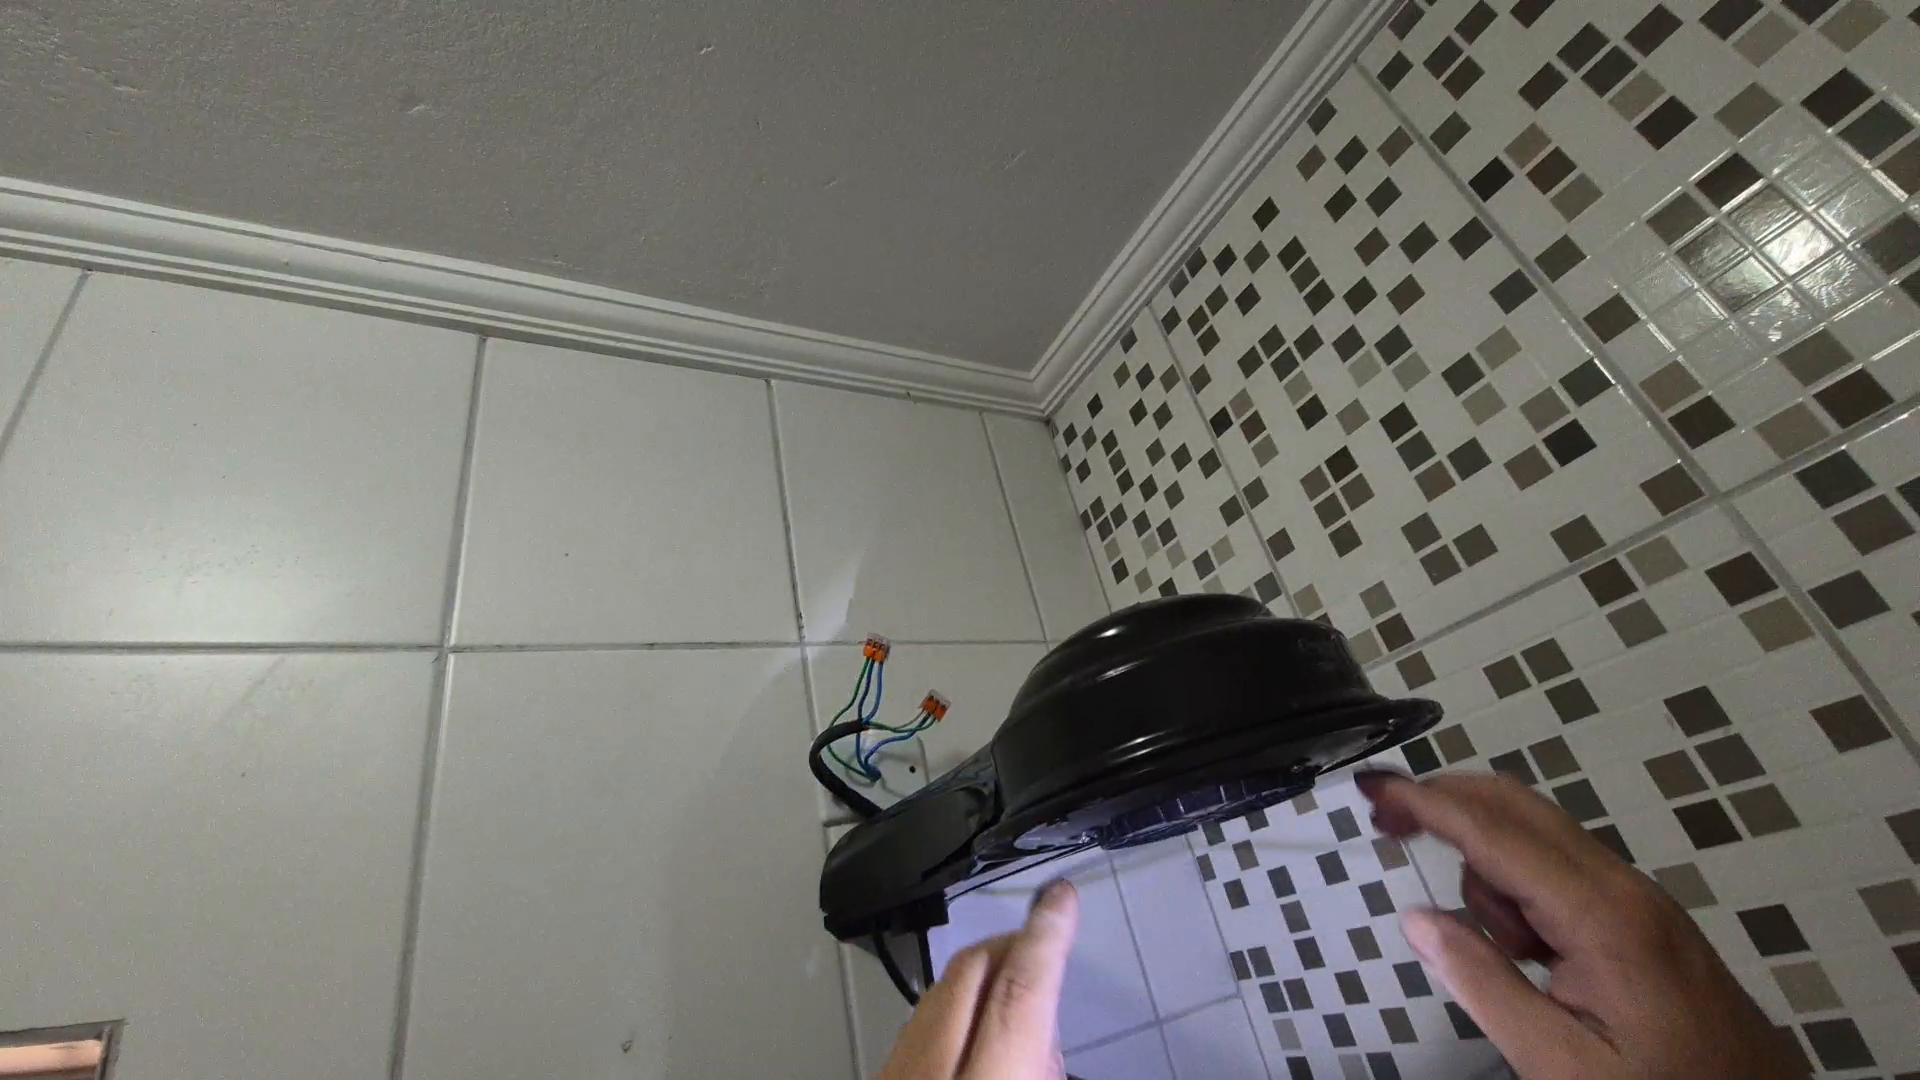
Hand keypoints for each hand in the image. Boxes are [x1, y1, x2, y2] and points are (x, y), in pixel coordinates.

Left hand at [879, 879, 1079, 1079]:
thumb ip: (1042, 1065)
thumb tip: (1045, 1030)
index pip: (1017, 994)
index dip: (1044, 939)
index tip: (1060, 896)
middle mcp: (928, 1068)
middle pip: (969, 973)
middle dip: (1012, 944)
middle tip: (1048, 941)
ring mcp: (894, 1070)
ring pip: (937, 990)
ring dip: (981, 973)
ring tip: (1020, 992)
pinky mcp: (881, 1073)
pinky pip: (918, 1019)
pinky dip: (952, 1006)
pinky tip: (977, 1028)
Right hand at [1356, 771, 1804, 1078]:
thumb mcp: (1559, 1065)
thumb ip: (1482, 985)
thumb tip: (1418, 919)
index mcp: (1604, 916)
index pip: (1494, 833)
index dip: (1426, 803)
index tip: (1371, 788)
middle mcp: (1623, 888)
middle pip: (1514, 806)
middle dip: (1444, 802)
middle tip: (1388, 825)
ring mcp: (1637, 898)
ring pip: (1530, 835)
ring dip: (1487, 867)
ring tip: (1506, 952)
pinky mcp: (1641, 916)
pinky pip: (1554, 869)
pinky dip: (1515, 885)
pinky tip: (1531, 950)